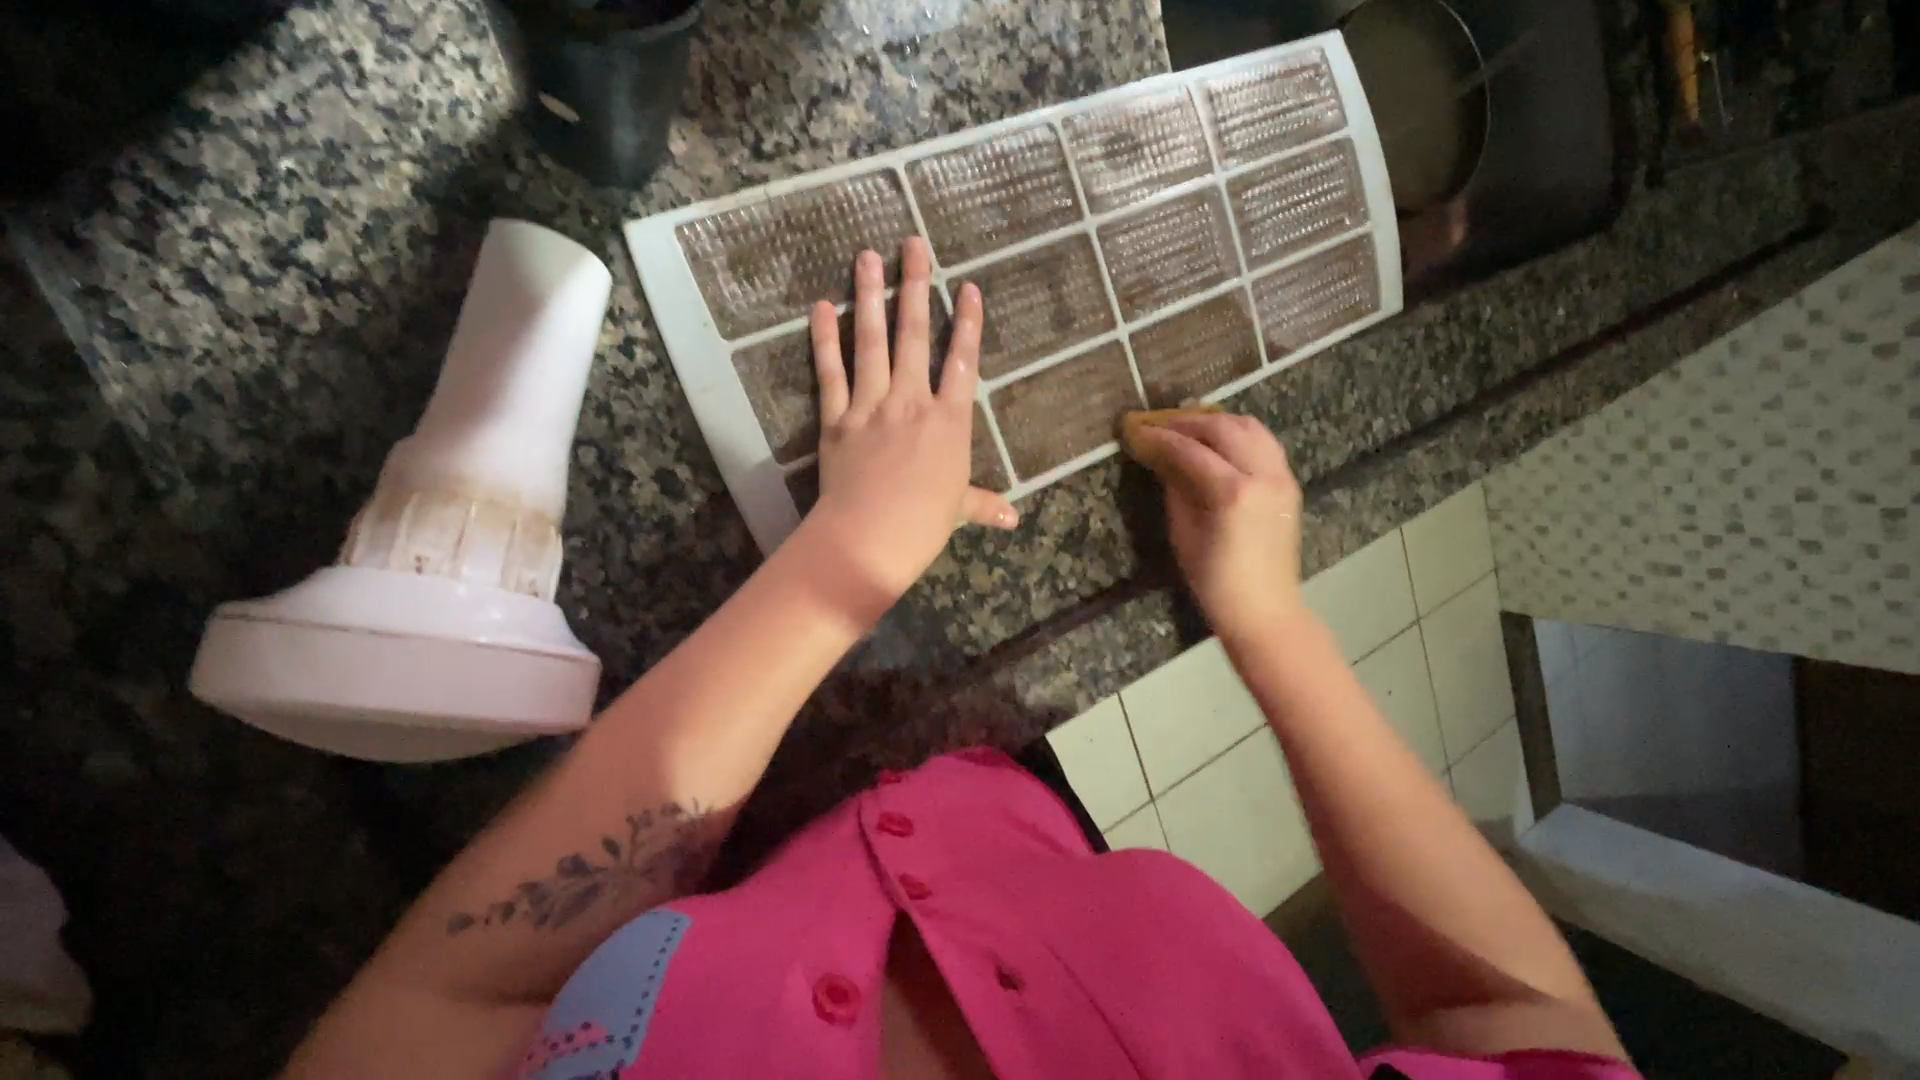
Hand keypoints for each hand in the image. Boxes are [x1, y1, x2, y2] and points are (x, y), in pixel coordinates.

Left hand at [802, 238, 1018, 600]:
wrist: (870, 537)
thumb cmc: (923, 524)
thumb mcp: (959, 510)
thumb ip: (984, 504)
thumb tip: (1014, 519)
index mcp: (949, 421)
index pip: (961, 361)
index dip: (966, 323)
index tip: (966, 287)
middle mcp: (911, 402)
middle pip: (913, 335)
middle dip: (914, 286)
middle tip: (912, 245)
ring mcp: (870, 406)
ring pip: (871, 342)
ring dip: (870, 296)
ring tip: (867, 257)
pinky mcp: (836, 419)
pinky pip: (830, 373)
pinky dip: (825, 340)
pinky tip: (821, 308)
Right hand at [1131, 414, 1304, 644]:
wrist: (1264, 608)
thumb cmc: (1214, 581)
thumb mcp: (1183, 533)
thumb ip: (1175, 487)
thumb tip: (1161, 457)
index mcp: (1233, 493)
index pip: (1190, 450)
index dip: (1159, 438)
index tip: (1135, 430)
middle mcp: (1262, 475)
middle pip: (1222, 427)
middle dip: (1187, 422)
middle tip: (1158, 425)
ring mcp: (1281, 476)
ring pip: (1249, 427)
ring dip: (1215, 421)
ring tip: (1187, 427)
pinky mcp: (1288, 482)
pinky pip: (1263, 442)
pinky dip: (1239, 434)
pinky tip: (1217, 441)